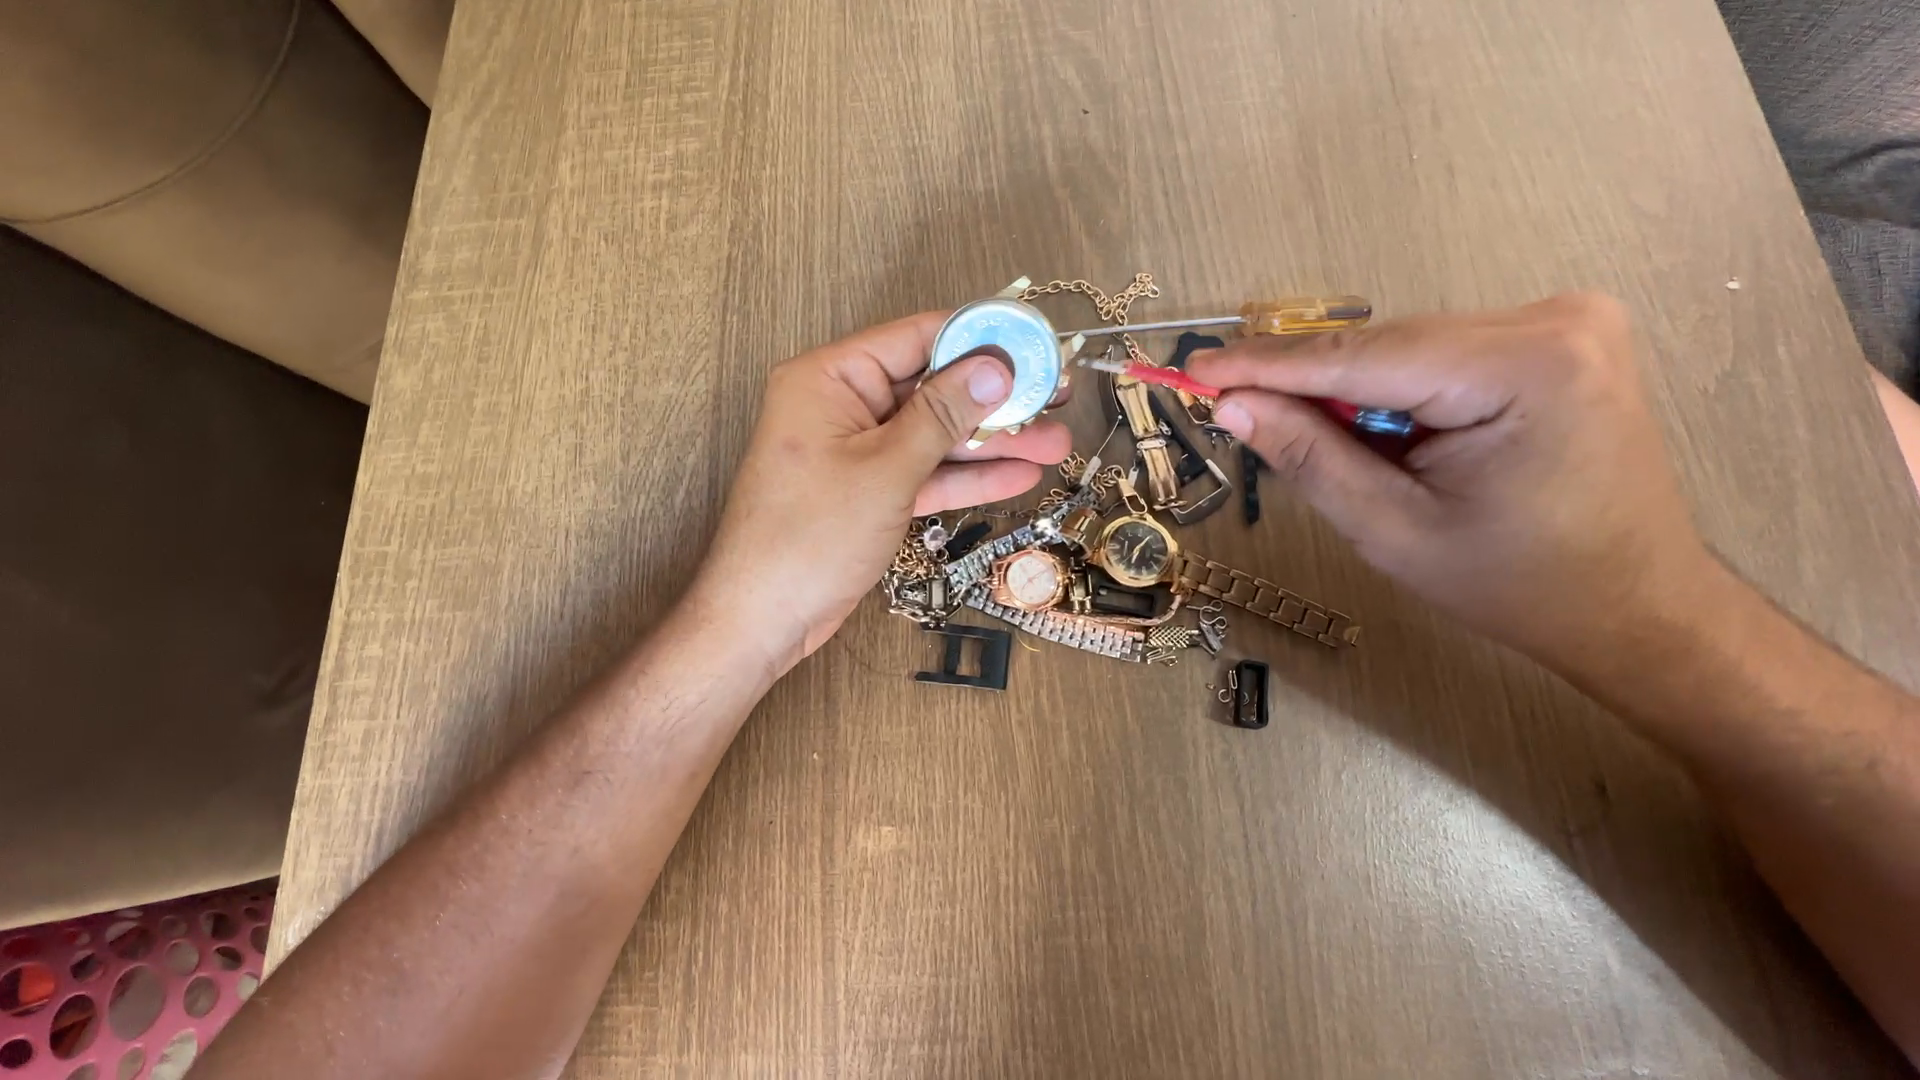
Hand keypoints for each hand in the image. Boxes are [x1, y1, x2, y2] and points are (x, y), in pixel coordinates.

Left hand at [694, 312, 1070, 667]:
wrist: (764, 618)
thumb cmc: (809, 537)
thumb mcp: (886, 468)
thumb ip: (943, 414)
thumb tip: (994, 367)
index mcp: (829, 378)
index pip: (916, 338)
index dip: (979, 339)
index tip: (1034, 344)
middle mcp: (842, 405)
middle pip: (931, 387)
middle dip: (995, 399)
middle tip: (1054, 397)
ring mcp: (856, 450)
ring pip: (934, 434)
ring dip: (991, 442)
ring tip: (1054, 442)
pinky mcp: (869, 491)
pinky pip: (923, 471)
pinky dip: (965, 476)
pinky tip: (1016, 475)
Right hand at [1189, 293, 1714, 668]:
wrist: (1635, 605)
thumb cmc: (1515, 584)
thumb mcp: (1390, 529)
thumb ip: (1307, 456)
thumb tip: (1232, 404)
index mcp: (1522, 366)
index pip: (1357, 356)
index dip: (1264, 364)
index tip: (1194, 369)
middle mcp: (1552, 319)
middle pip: (1383, 345)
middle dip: (1307, 385)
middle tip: (1232, 410)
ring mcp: (1563, 320)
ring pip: (1405, 348)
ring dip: (1351, 394)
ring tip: (1335, 453)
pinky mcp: (1557, 337)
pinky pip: (1438, 355)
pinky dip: (1393, 392)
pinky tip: (1385, 438)